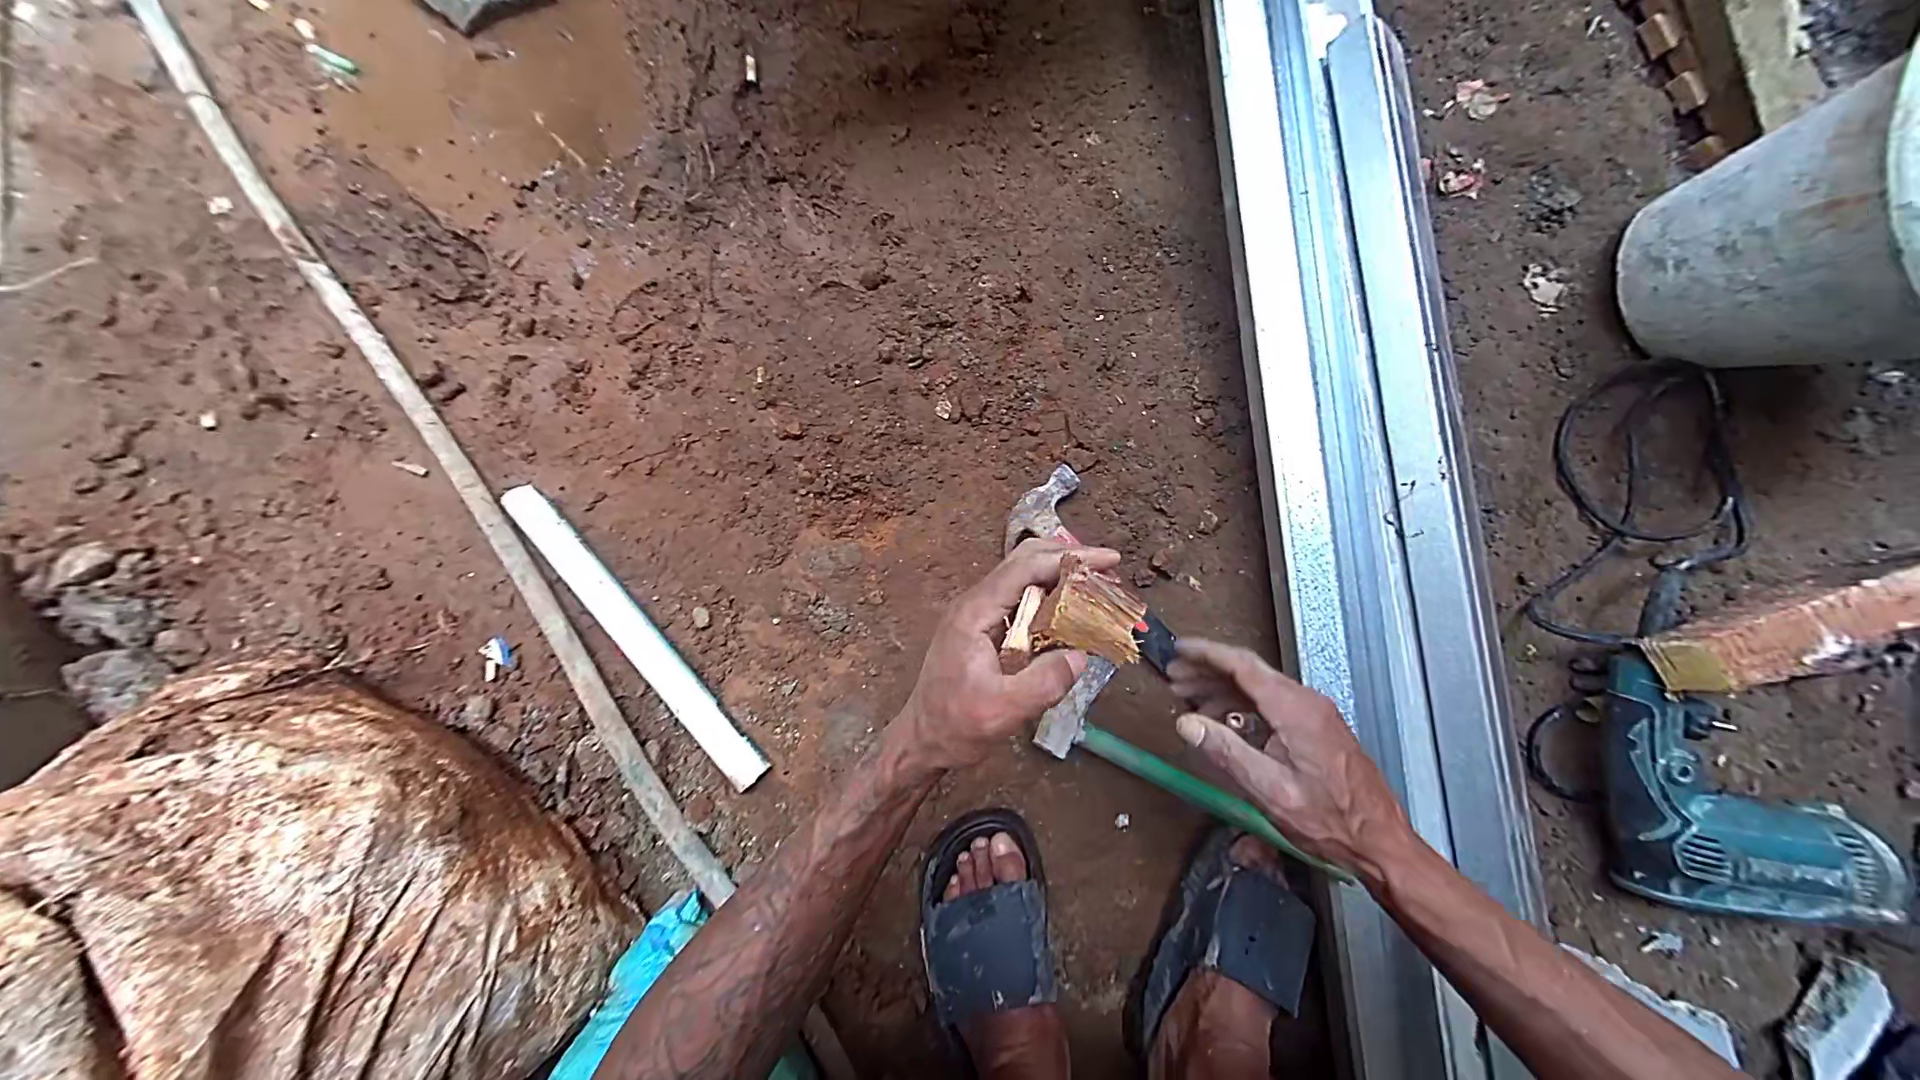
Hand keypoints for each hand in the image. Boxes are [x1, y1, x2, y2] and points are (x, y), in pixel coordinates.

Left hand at [888, 539, 1121, 772]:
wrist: (921, 740)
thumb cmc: (954, 726)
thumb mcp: (1002, 712)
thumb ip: (1043, 683)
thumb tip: (1082, 656)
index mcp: (974, 613)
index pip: (1025, 567)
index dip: (1069, 558)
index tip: (1109, 560)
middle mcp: (974, 604)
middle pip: (1023, 560)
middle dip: (1068, 558)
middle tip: (1107, 571)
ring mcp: (977, 614)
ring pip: (1022, 575)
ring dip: (1060, 574)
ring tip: (1096, 587)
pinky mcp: (983, 627)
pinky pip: (1020, 597)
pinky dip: (1049, 595)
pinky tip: (1070, 611)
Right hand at [1167, 638, 1413, 881]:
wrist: (1381, 843)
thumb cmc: (1334, 822)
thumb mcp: (1270, 790)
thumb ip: (1227, 752)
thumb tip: (1189, 724)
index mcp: (1296, 710)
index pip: (1243, 665)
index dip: (1206, 653)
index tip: (1181, 649)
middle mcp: (1307, 703)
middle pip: (1247, 672)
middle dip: (1207, 671)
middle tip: (1176, 677)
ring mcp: (1313, 714)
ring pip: (1257, 687)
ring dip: (1221, 688)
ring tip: (1190, 697)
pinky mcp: (1315, 727)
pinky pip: (1269, 703)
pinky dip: (1240, 704)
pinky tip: (1222, 720)